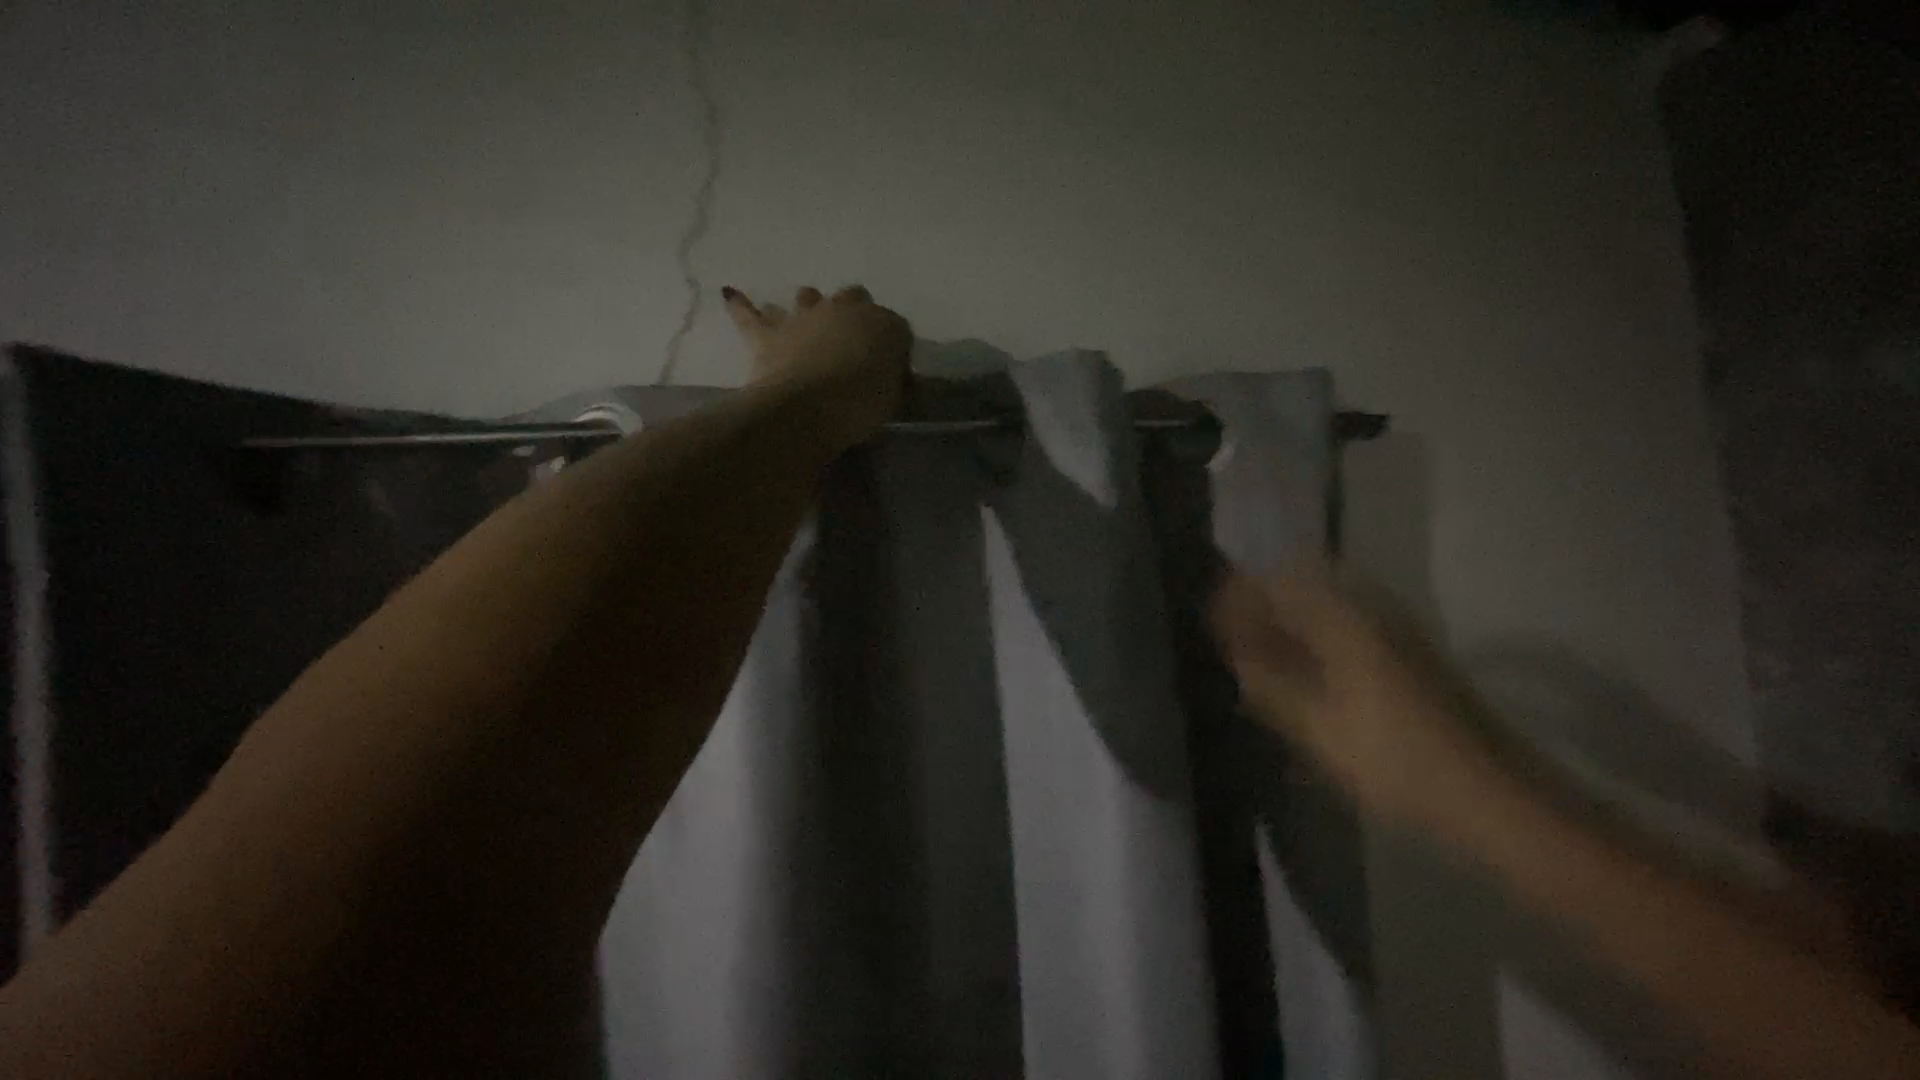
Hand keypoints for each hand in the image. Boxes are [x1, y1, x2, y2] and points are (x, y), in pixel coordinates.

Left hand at [723, 284, 911, 441]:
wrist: (810, 406)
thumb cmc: (862, 404)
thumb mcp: (894, 398)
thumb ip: (894, 381)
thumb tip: (894, 378)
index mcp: (884, 324)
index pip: (893, 327)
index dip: (891, 346)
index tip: (890, 369)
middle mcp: (845, 309)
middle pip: (854, 298)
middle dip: (854, 313)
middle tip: (852, 339)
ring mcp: (804, 316)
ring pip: (807, 296)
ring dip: (809, 305)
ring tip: (808, 318)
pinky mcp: (769, 333)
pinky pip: (749, 315)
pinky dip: (741, 306)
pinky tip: (730, 294)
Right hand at [1210, 559, 1510, 834]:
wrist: (1492, 795)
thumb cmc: (1395, 760)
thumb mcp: (1316, 728)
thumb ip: (1267, 683)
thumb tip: (1231, 652)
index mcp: (1344, 618)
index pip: (1273, 582)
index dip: (1233, 595)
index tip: (1203, 615)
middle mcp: (1370, 608)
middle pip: (1301, 581)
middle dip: (1260, 599)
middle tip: (1229, 636)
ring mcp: (1395, 627)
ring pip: (1325, 600)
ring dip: (1288, 616)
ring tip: (1258, 655)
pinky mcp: (1408, 652)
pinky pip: (1346, 621)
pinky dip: (1315, 633)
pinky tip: (1303, 671)